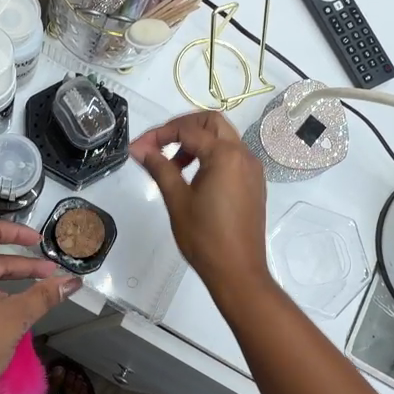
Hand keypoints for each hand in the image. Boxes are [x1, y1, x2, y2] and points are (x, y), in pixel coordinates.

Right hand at [129, 112, 271, 292]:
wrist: (238, 272)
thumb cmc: (204, 238)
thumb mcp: (177, 200)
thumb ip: (159, 168)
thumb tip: (139, 148)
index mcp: (225, 156)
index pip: (187, 130)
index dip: (159, 135)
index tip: (138, 148)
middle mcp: (244, 155)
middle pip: (211, 122)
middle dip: (182, 127)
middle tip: (159, 145)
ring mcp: (252, 169)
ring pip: (223, 137)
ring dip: (197, 141)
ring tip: (174, 166)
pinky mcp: (254, 182)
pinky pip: (232, 155)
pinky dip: (212, 155)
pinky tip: (194, 178)